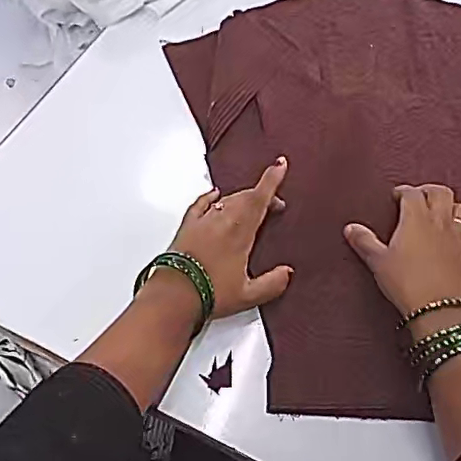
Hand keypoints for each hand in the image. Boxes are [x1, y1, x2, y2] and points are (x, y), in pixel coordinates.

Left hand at [166, 156, 293, 318]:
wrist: (174, 295)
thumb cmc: (208, 293)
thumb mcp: (248, 294)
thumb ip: (272, 283)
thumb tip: (286, 274)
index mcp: (240, 232)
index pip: (259, 197)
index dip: (271, 179)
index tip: (279, 165)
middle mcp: (221, 221)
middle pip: (245, 197)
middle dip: (261, 194)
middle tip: (273, 202)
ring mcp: (203, 222)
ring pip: (226, 199)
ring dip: (241, 197)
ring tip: (249, 203)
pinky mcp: (186, 227)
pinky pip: (201, 204)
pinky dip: (210, 197)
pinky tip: (213, 195)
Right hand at [344, 184, 460, 316]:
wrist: (434, 307)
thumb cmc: (404, 281)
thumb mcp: (378, 261)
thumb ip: (364, 241)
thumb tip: (350, 228)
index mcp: (416, 218)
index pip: (412, 193)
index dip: (403, 191)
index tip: (396, 196)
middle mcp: (439, 222)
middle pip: (442, 193)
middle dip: (430, 191)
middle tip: (418, 196)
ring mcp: (457, 238)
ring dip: (452, 206)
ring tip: (440, 211)